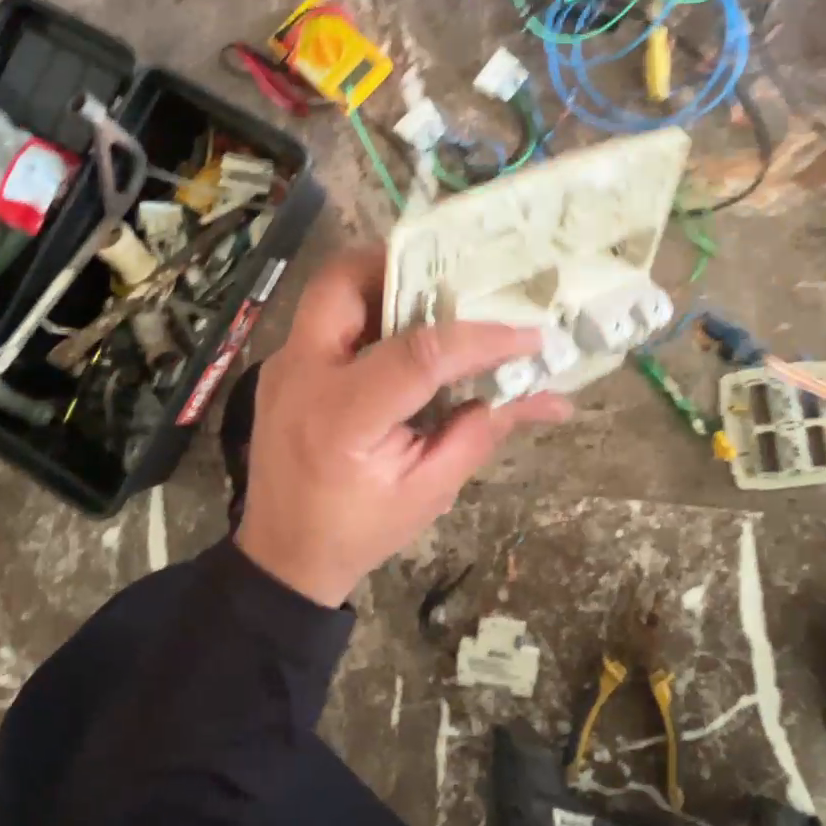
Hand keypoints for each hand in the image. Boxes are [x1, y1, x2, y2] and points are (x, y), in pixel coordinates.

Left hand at [233, 249, 571, 606]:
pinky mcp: (281, 367)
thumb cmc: (357, 531)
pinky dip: (365, 312)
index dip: (478, 339)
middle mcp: (301, 375)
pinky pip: (323, 318)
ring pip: (327, 290)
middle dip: (401, 269)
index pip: (416, 354)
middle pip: (342, 281)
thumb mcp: (428, 492)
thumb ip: (479, 434)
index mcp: (341, 417)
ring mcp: (282, 366)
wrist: (282, 556)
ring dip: (382, 284)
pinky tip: (398, 335)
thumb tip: (544, 396)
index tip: (528, 336)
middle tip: (455, 284)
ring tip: (433, 302)